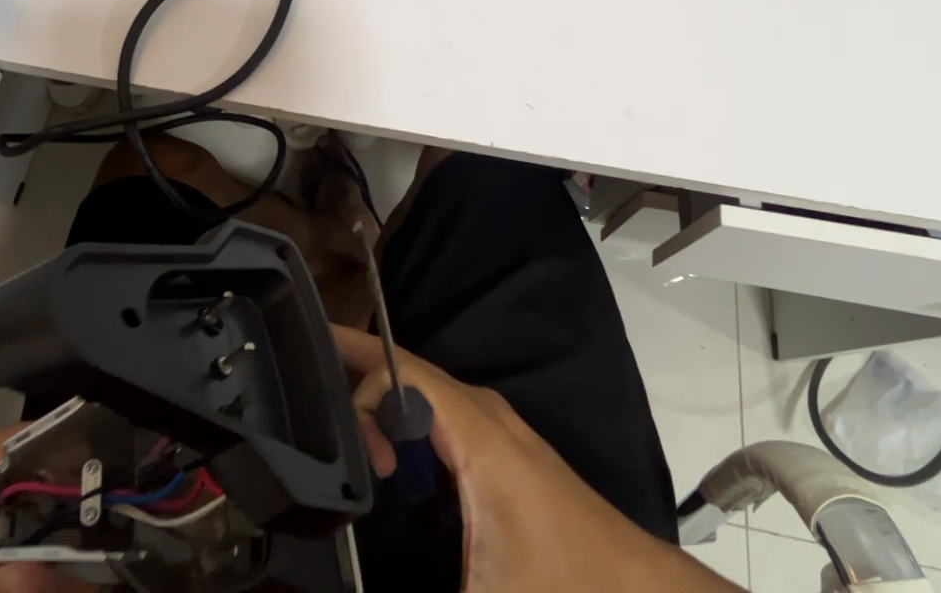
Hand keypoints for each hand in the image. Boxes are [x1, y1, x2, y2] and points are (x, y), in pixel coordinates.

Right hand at [331, 326, 739, 592]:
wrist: (634, 590)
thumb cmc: (563, 584)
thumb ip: (402, 583)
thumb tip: (350, 585)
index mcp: (477, 434)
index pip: (402, 374)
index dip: (357, 382)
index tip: (326, 423)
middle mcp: (484, 416)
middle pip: (407, 371)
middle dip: (355, 373)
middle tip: (306, 396)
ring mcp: (495, 428)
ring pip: (423, 391)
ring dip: (379, 401)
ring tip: (335, 426)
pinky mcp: (500, 448)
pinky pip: (438, 414)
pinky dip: (404, 420)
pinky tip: (383, 455)